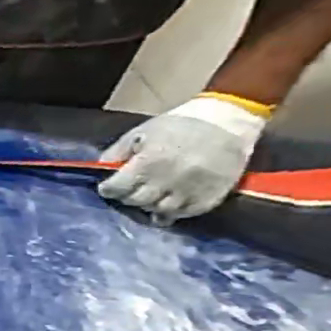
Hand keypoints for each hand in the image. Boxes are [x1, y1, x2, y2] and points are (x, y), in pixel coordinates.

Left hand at [97, 95, 265, 222]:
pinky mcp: (215, 193)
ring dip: (151, 205)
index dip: (108, 189)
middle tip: (131, 190)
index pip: (115, 189)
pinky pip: (188, 212)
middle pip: (136, 201)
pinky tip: (169, 203)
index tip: (109, 186)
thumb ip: (115, 154)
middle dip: (128, 197)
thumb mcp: (138, 134)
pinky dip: (175, 212)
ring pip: (161, 210)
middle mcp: (169, 179)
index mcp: (148, 163)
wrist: (229, 118)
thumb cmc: (177, 125)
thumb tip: (100, 171)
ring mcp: (193, 188)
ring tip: (150, 196)